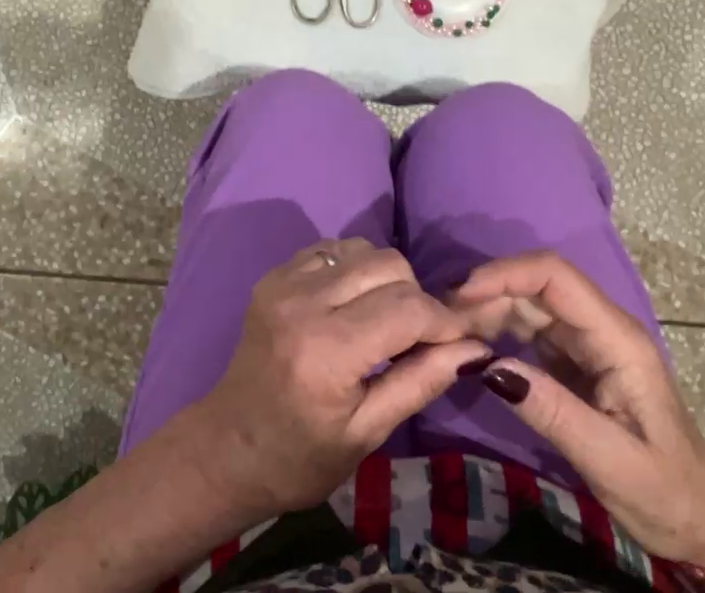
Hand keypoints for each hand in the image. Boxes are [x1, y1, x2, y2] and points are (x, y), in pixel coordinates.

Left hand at [193, 240, 490, 515]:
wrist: (229, 447)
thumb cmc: (301, 456)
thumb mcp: (368, 432)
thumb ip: (421, 381)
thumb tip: (476, 346)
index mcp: (327, 350)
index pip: (408, 308)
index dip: (446, 321)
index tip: (465, 340)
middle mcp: (303, 302)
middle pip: (389, 266)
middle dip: (418, 298)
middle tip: (421, 337)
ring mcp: (283, 282)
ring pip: (363, 249)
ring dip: (387, 278)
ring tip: (385, 321)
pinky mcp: (273, 276)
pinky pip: (332, 250)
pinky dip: (355, 269)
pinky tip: (354, 305)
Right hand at [447, 250, 704, 567]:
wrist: (704, 524)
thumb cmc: (666, 493)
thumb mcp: (610, 460)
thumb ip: (551, 411)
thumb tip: (488, 367)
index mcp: (618, 341)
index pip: (556, 277)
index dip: (505, 274)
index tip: (459, 297)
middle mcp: (602, 330)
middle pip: (535, 286)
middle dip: (485, 295)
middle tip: (441, 326)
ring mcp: (588, 345)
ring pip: (527, 306)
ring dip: (485, 312)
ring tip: (447, 337)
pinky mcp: (574, 362)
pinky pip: (528, 332)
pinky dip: (494, 333)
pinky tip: (470, 350)